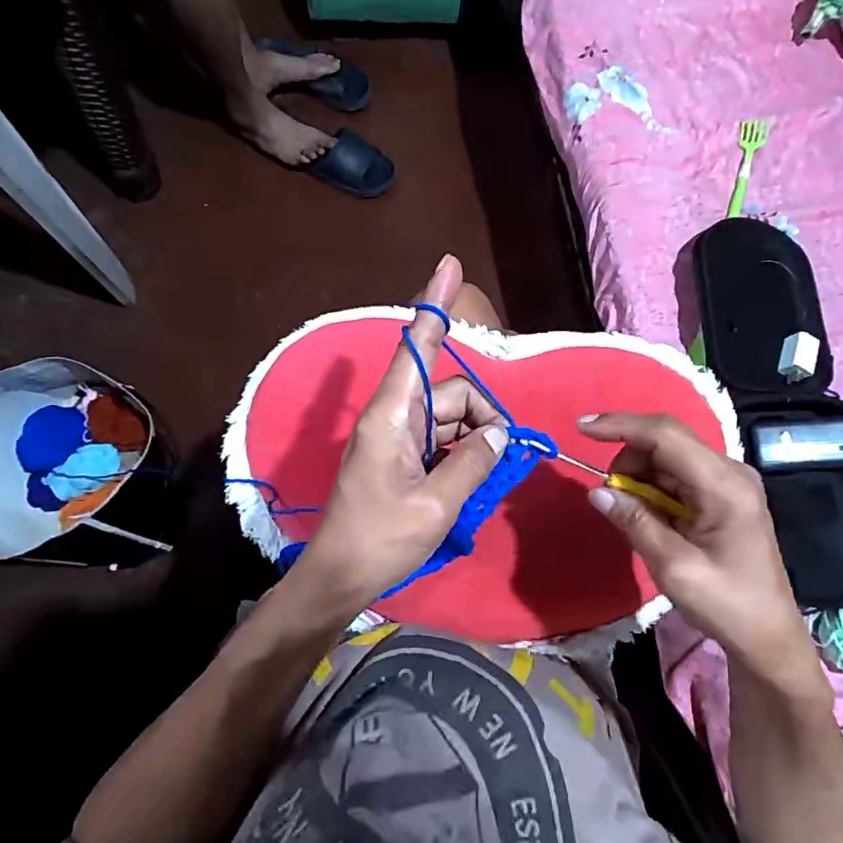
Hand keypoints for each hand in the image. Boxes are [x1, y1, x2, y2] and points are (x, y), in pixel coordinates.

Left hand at [288, 255, 508, 613]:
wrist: (340, 577)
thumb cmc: (382, 540)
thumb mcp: (437, 504)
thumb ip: (473, 461)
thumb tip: (500, 432)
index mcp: (394, 417)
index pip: (418, 348)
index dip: (435, 307)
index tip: (449, 265)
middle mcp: (394, 417)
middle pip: (451, 393)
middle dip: (482, 415)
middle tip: (501, 454)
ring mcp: (396, 438)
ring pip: (450, 418)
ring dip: (474, 438)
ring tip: (485, 475)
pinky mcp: (399, 458)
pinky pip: (441, 440)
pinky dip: (462, 452)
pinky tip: (473, 478)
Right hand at [579, 413, 822, 689]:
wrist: (766, 635)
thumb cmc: (725, 604)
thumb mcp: (672, 567)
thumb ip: (634, 522)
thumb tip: (597, 492)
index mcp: (724, 484)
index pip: (666, 435)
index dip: (622, 426)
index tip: (582, 429)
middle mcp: (729, 472)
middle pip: (666, 441)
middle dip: (627, 459)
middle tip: (609, 498)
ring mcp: (728, 482)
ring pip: (667, 458)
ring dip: (638, 476)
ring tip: (630, 516)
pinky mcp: (722, 495)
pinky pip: (677, 476)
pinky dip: (652, 489)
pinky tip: (648, 517)